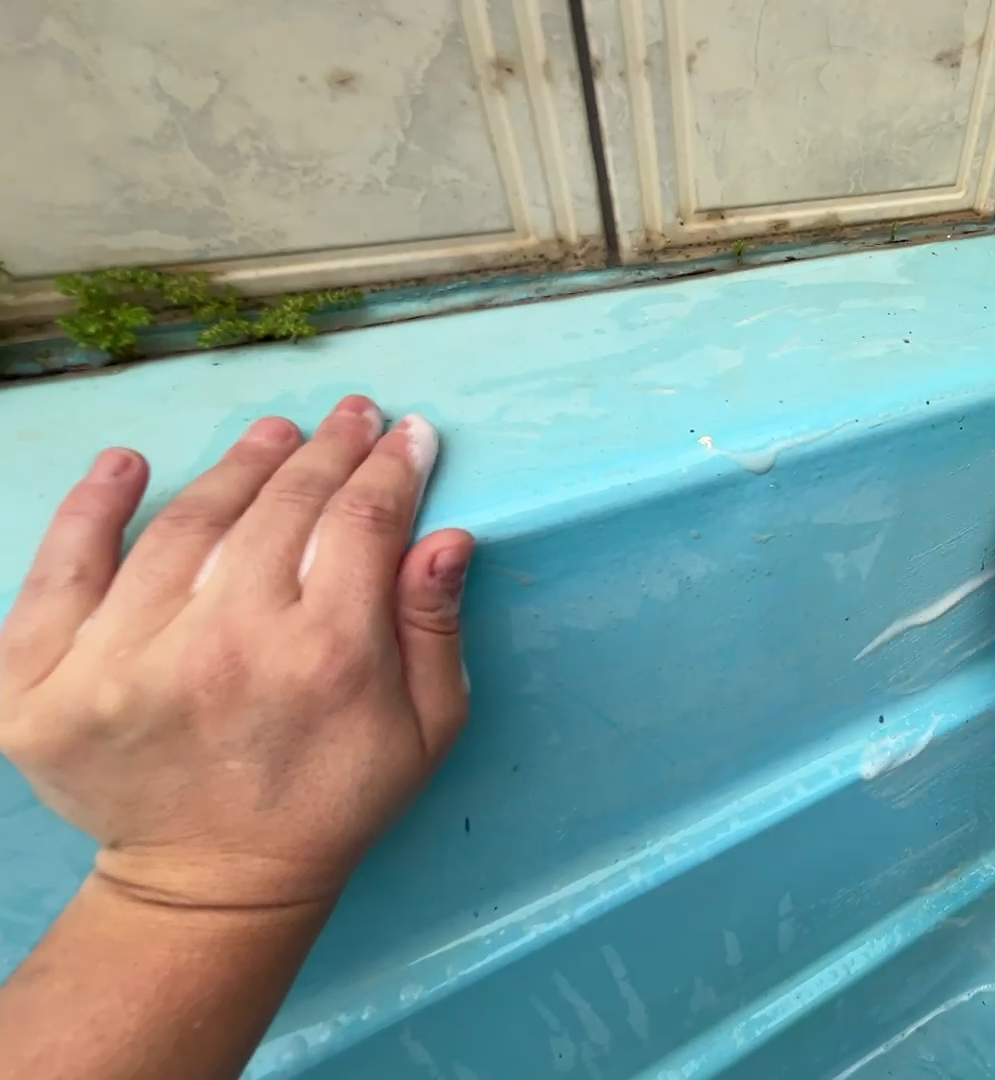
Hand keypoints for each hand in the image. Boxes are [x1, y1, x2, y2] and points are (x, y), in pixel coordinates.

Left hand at [0, 396, 474, 912]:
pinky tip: (130, 462)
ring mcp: (118, 659)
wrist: (216, 878)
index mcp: (329, 656)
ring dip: (239, 467)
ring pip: (184, 528)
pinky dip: (91, 509)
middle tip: (354, 414)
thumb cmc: (348, 791)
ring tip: (277, 432)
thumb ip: (433, 625)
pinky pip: (59, 573)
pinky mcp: (36, 681)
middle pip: (281, 513)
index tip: (411, 435)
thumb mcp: (434, 719)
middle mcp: (225, 643)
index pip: (362, 526)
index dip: (392, 471)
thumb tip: (446, 538)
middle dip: (329, 453)